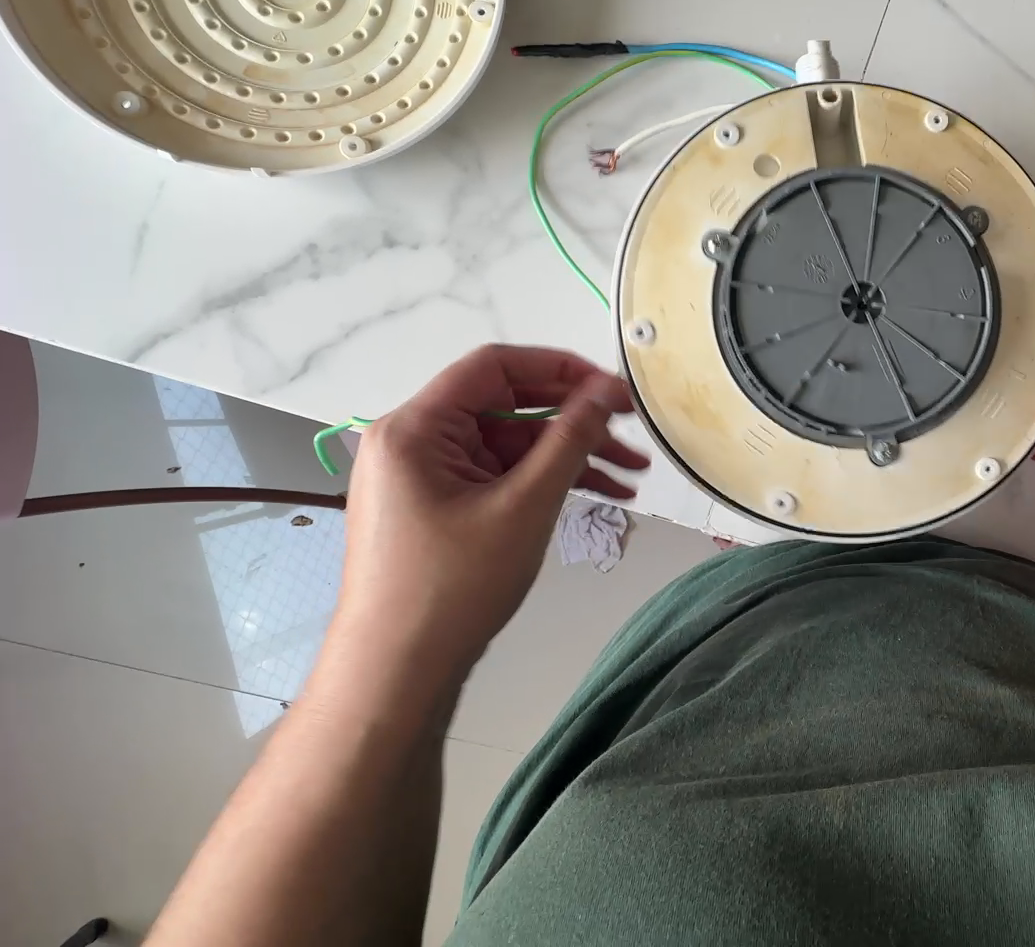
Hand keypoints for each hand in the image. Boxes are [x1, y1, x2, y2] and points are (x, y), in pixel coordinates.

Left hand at [335, 346, 648, 677]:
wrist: (399, 670)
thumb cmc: (455, 584)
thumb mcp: (525, 504)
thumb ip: (569, 439)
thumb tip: (606, 390)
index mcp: (417, 428)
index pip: (495, 366)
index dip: (560, 369)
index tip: (614, 390)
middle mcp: (417, 441)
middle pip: (510, 405)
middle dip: (577, 418)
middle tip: (635, 431)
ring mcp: (430, 474)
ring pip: (515, 443)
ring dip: (575, 453)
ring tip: (634, 475)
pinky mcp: (445, 503)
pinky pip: (506, 474)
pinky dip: (551, 479)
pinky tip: (604, 494)